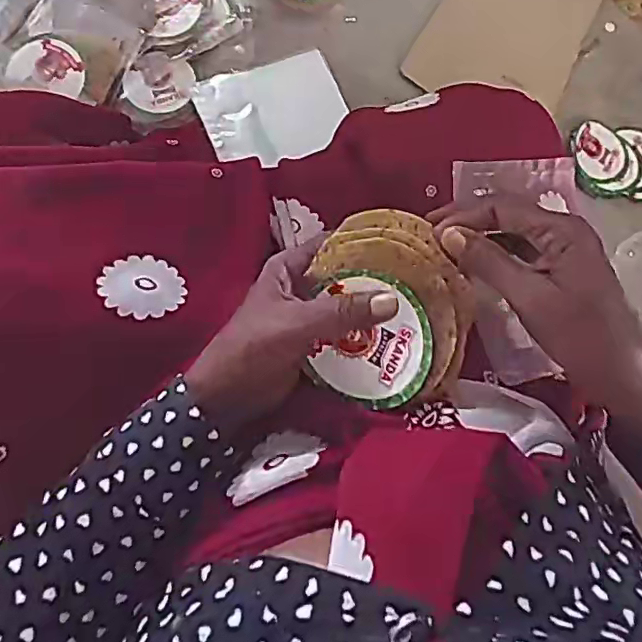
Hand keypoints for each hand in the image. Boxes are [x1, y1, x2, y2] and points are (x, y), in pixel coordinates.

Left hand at [184, 238, 400, 431]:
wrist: (226, 400)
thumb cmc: (252, 349)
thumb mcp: (297, 324)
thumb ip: (341, 312)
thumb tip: (391, 299)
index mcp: (289, 268)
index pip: (331, 243)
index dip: (361, 241)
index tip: (398, 243)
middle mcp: (301, 287)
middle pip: (344, 276)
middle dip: (374, 279)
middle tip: (414, 280)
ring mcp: (309, 317)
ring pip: (347, 307)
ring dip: (372, 310)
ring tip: (413, 307)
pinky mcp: (315, 345)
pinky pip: (345, 334)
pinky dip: (365, 336)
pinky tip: (393, 339)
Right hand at [431, 203, 641, 451]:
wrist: (624, 379)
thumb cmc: (581, 338)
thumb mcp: (529, 298)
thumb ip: (489, 261)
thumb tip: (448, 234)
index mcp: (562, 229)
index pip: (503, 207)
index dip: (464, 215)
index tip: (429, 229)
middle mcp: (564, 230)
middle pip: (508, 214)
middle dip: (468, 221)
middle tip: (429, 234)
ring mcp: (564, 249)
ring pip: (512, 232)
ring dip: (479, 237)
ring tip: (443, 247)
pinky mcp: (561, 269)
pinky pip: (521, 251)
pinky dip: (494, 254)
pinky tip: (471, 264)